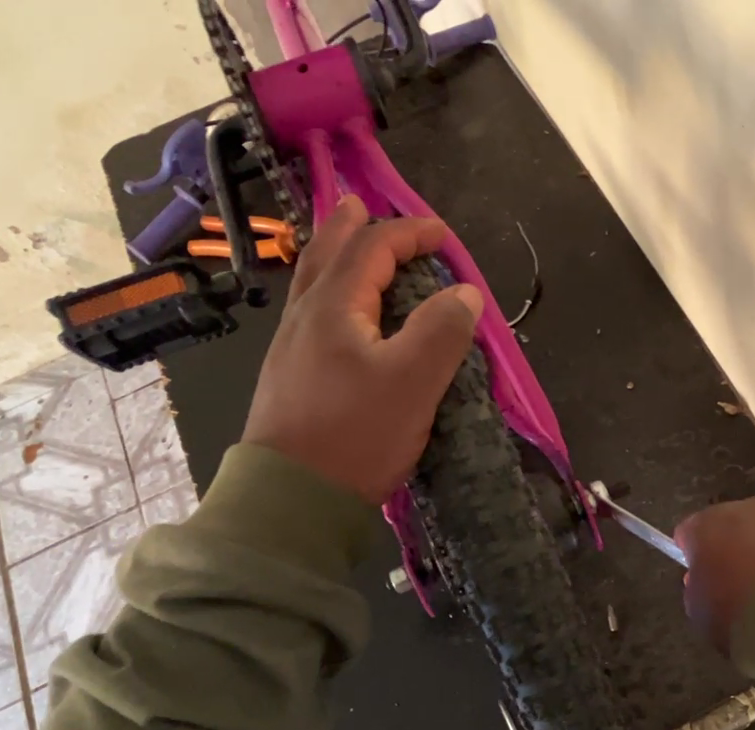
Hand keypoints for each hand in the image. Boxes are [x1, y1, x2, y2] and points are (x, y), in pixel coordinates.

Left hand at [242, 195, 483, 502]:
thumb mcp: (413, 382)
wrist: (293, 498)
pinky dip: (328, 296)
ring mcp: (291, 350)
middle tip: (360, 207)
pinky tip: (334, 316)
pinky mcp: (290, 381)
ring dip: (332, 257)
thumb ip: (442, 331)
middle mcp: (306, 318)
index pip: (372, 250)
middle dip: (350, 229)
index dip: (409, 234)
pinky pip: (311, 318)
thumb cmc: (356, 434)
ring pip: (312, 286)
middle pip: (327, 257)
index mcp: (335, 307)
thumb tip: (464, 293)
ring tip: (342, 243)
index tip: (443, 235)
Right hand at [674, 497, 754, 654]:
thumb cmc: (744, 617)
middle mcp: (747, 508)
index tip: (701, 579)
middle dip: (736, 547)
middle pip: (733, 524)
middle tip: (744, 585)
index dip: (694, 555)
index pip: (690, 532)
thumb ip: (697, 591)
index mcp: (708, 526)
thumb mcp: (703, 616)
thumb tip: (703, 580)